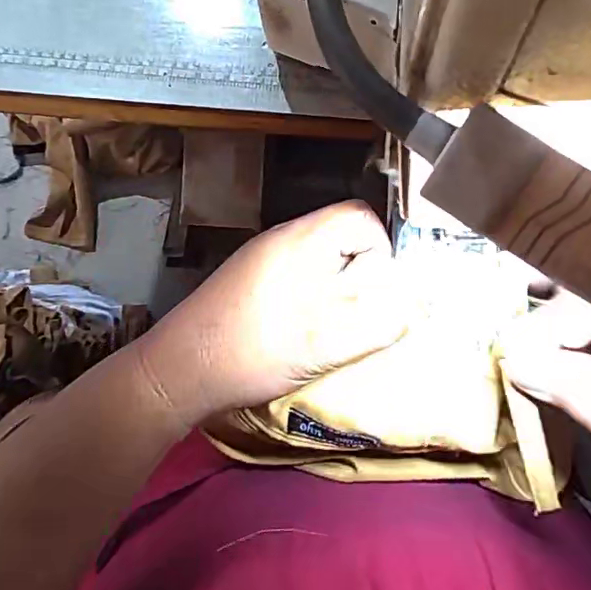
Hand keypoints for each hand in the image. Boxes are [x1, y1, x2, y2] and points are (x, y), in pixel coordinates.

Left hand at [126, 201, 410, 426]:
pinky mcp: (250, 279)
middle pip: (345, 237)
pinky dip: (313, 297)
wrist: (177, 372)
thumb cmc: (251, 352)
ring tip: (331, 328)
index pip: (362, 217)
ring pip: (323, 259)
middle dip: (361, 274)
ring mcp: (263, 257)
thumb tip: (413, 307)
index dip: (383, 250)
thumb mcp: (325, 344)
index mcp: (303, 240)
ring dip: (338, 289)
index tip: (380, 291)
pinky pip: (300, 275)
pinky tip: (302, 332)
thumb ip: (378, 323)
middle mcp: (283, 238)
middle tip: (357, 315)